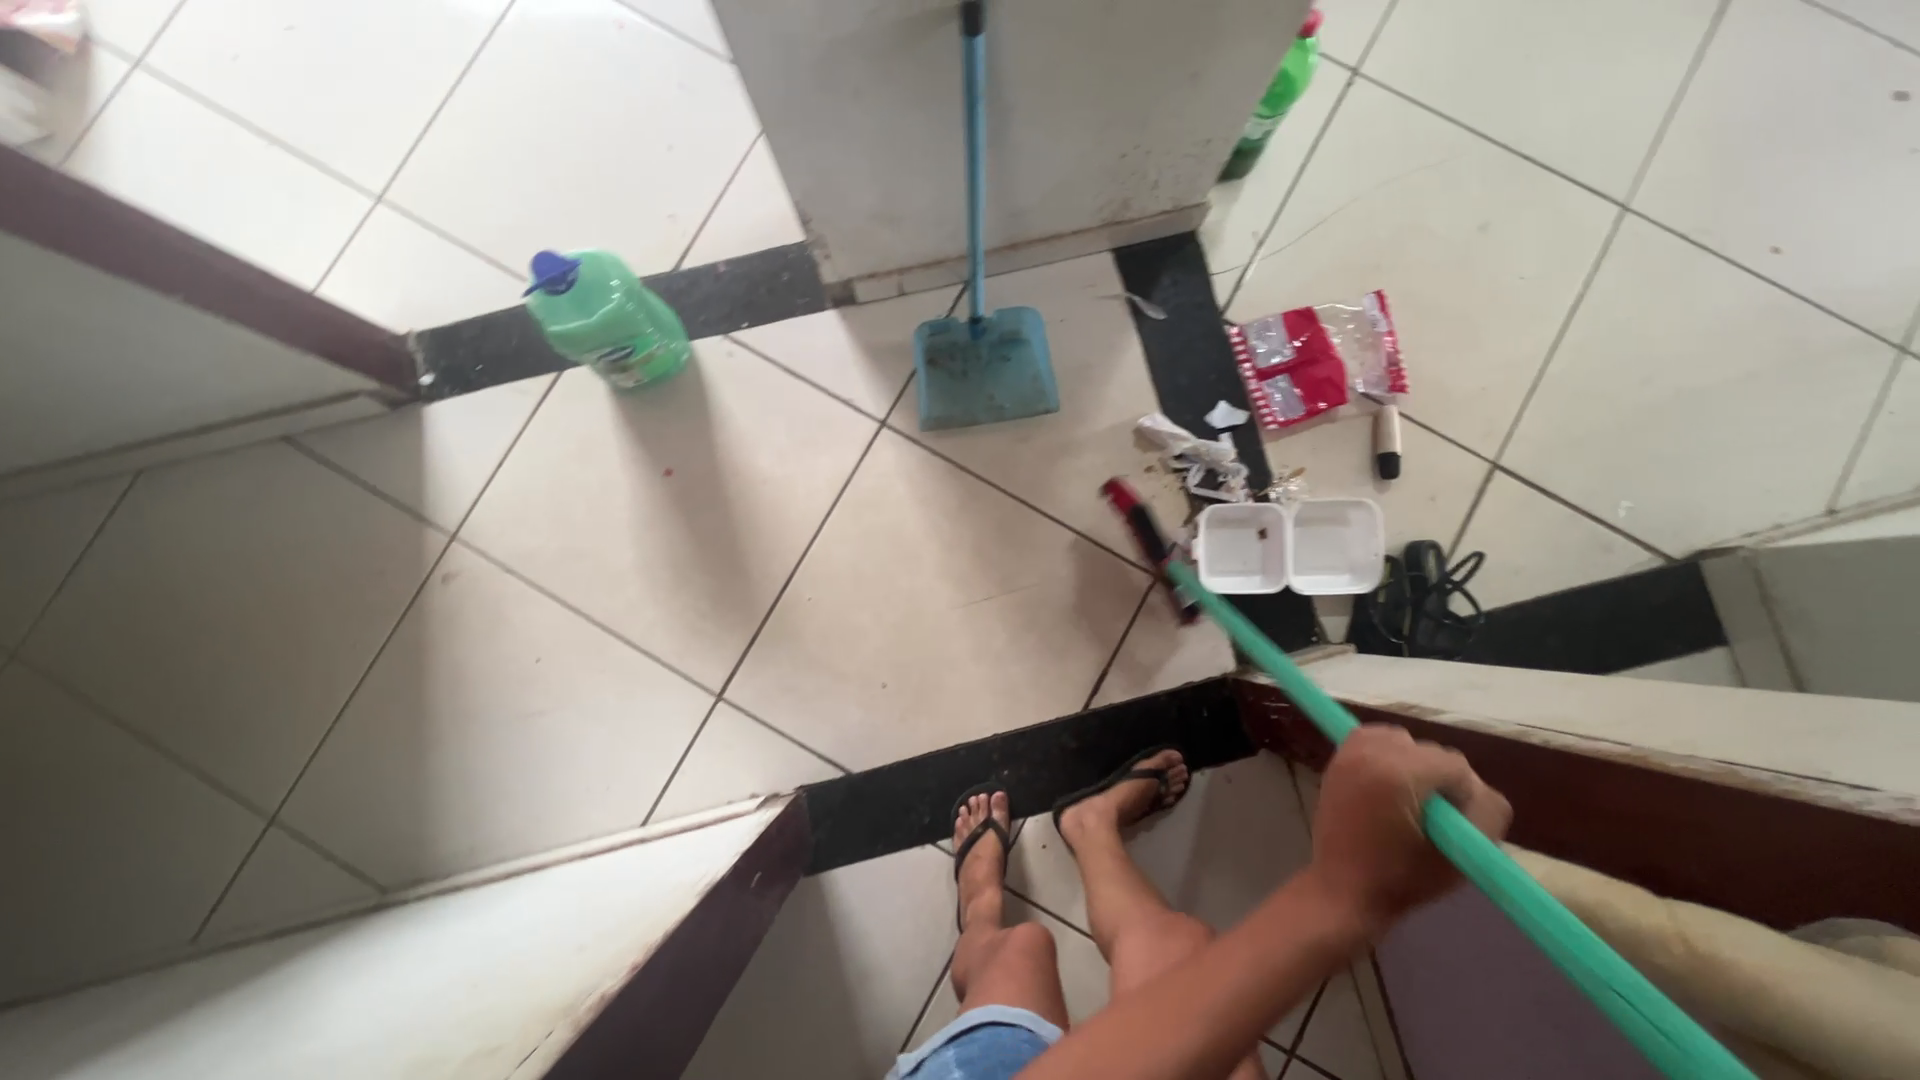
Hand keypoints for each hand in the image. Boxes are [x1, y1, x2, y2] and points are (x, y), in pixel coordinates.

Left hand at [1304, 725, 1511, 930]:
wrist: (1343, 885)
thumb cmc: (1404, 877)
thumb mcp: (1464, 854)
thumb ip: (1487, 811)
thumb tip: (1474, 785)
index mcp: (1397, 773)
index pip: (1456, 765)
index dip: (1464, 796)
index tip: (1451, 825)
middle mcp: (1370, 751)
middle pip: (1430, 750)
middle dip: (1439, 779)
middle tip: (1431, 816)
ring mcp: (1350, 751)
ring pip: (1405, 741)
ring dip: (1415, 764)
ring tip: (1410, 800)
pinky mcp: (1338, 756)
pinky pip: (1376, 738)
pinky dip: (1389, 754)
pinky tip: (1391, 783)